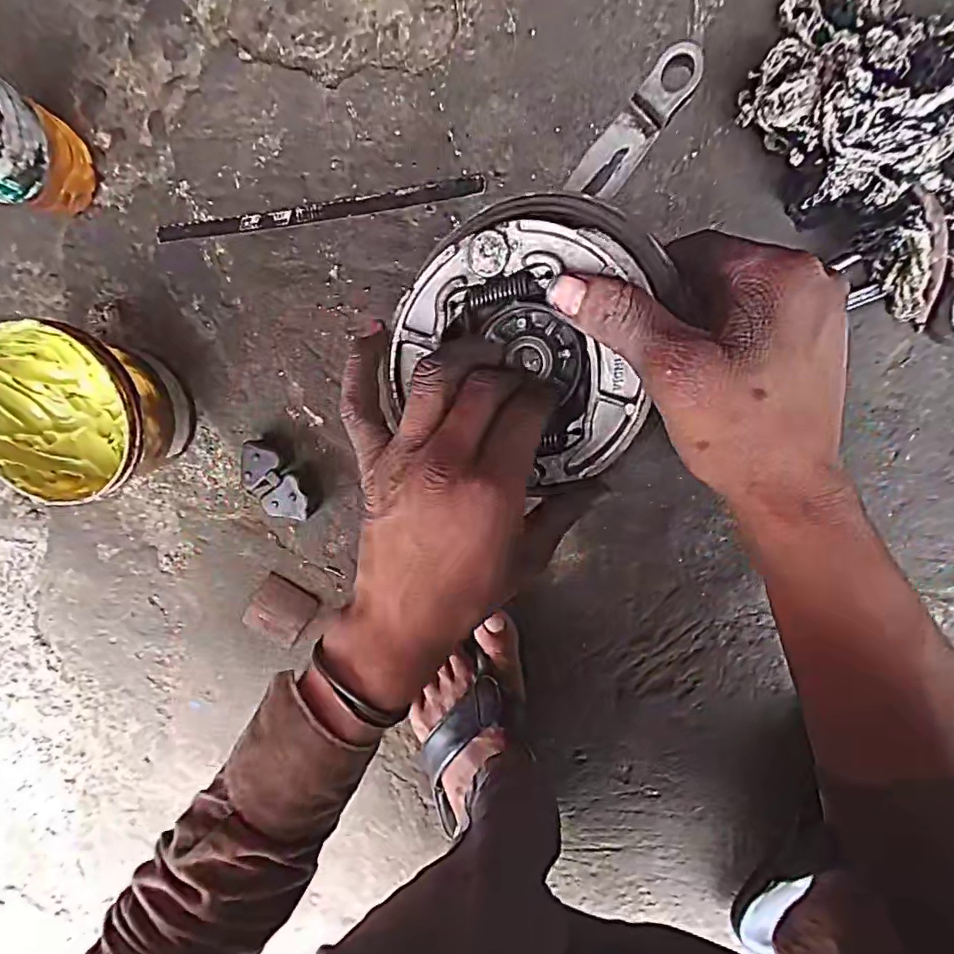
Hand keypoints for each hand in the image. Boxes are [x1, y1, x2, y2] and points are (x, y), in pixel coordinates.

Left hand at [321, 330, 600, 712]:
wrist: (404, 617)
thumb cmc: (462, 594)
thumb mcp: (528, 558)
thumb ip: (562, 514)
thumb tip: (592, 489)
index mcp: (492, 486)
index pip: (524, 409)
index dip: (541, 394)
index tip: (545, 397)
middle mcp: (448, 462)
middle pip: (484, 384)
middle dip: (510, 370)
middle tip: (519, 375)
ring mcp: (405, 457)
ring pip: (434, 377)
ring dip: (460, 353)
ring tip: (478, 348)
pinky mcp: (375, 462)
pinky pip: (360, 405)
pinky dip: (363, 366)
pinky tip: (374, 337)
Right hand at [547, 232, 851, 513]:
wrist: (785, 489)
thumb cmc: (749, 440)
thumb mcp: (671, 370)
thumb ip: (622, 320)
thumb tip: (577, 288)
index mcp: (783, 274)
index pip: (691, 249)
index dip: (650, 285)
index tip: (634, 316)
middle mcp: (808, 287)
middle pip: (709, 276)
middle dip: (676, 313)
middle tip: (665, 358)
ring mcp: (812, 318)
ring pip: (727, 305)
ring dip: (697, 331)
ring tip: (690, 375)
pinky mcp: (806, 347)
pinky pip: (748, 328)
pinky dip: (721, 347)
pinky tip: (712, 382)